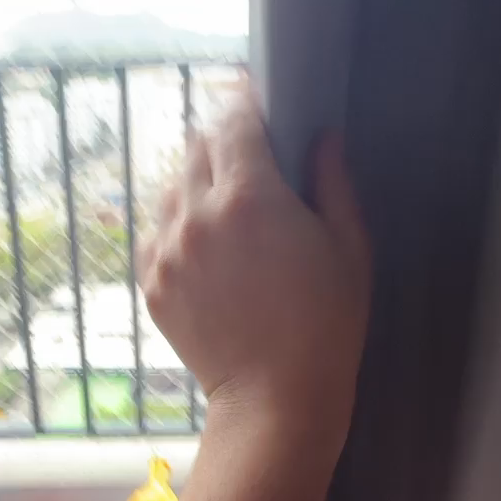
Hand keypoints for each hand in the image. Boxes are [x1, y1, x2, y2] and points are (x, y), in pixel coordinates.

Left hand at [141, 86, 370, 447]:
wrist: (274, 399)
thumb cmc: (326, 326)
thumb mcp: (348, 250)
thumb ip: (333, 184)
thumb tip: (323, 137)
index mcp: (248, 199)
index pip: (234, 121)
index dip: (247, 104)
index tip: (258, 102)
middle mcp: (196, 218)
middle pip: (197, 148)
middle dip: (223, 142)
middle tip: (249, 158)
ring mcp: (167, 253)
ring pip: (171, 189)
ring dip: (196, 184)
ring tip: (225, 209)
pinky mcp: (152, 284)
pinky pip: (156, 233)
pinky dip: (177, 226)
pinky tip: (205, 247)